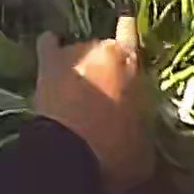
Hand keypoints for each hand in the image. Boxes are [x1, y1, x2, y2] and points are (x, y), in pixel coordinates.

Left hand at [33, 17, 153, 192]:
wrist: (70, 157)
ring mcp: (73, 50)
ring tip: (75, 95)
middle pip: (106, 52)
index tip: (127, 56)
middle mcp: (102, 47)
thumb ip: (143, 119)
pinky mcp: (49, 60)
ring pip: (80, 51)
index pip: (131, 36)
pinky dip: (53, 49)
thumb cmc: (114, 154)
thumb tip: (138, 116)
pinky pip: (49, 43)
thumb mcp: (144, 145)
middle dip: (106, 70)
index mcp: (130, 64)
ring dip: (81, 68)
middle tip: (104, 98)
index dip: (128, 44)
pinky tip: (54, 62)